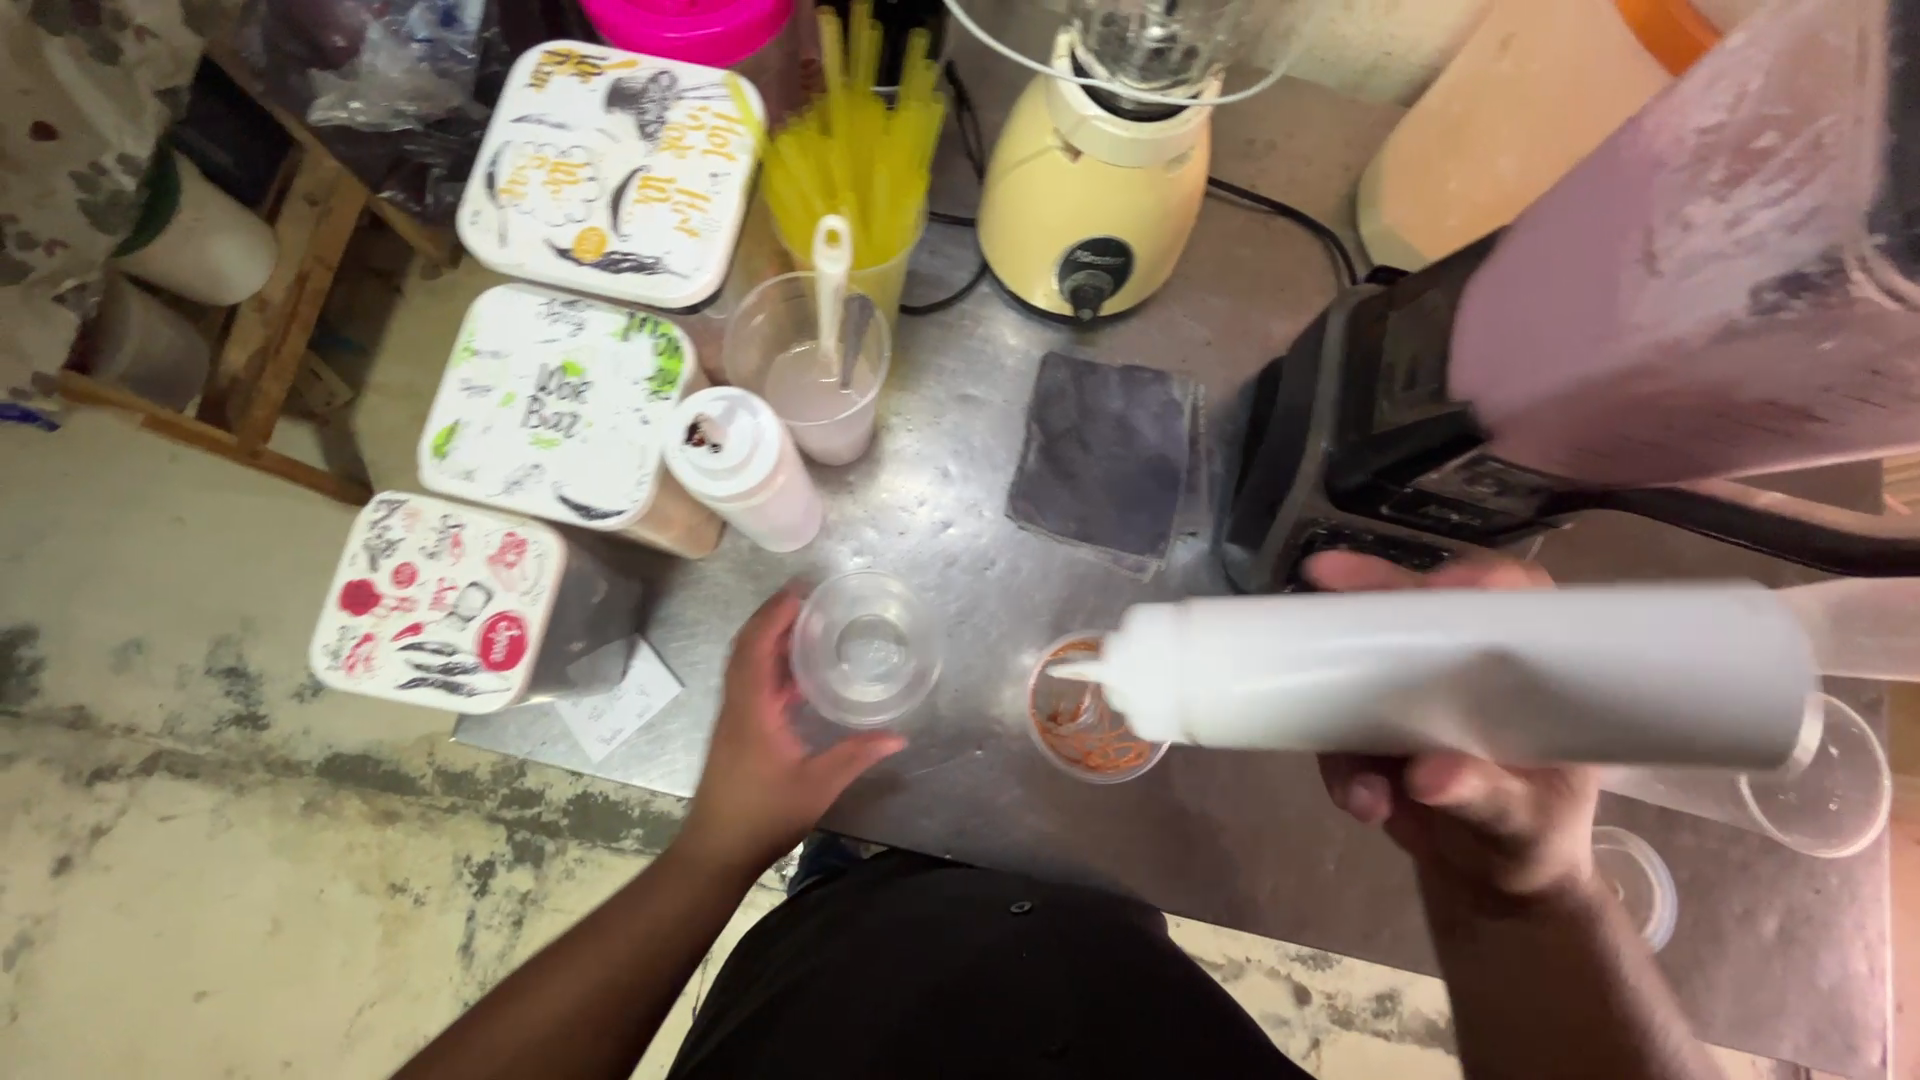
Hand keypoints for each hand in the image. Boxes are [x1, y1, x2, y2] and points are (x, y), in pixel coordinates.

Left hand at [679, 584, 906, 872]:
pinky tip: (799, 674)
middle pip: (746, 647)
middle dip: (772, 617)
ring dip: (769, 639)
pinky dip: (770, 665)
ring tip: (806, 625)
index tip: (800, 592)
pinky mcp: (736, 732)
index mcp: (752, 710)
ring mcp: (733, 719)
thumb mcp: (817, 786)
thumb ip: (856, 756)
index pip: (756, 647)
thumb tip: (898, 737)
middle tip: (808, 600)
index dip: (774, 615)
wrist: (715, 851)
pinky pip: (750, 683)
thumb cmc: (763, 817)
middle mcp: (737, 706)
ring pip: (745, 664)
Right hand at [1304, 551, 1599, 906]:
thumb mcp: (1525, 825)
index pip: (1512, 603)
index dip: (1479, 581)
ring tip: (1363, 792)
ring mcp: (1408, 691)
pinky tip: (1358, 801)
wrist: (1486, 881)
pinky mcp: (1365, 722)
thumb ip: (1486, 797)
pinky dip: (1337, 764)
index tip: (1443, 584)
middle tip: (1321, 575)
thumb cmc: (1532, 841)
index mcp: (1526, 678)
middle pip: (1417, 607)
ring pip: (1358, 660)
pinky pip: (1332, 723)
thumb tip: (1429, 776)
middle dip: (1368, 590)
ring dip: (1341, 706)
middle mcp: (1462, 669)